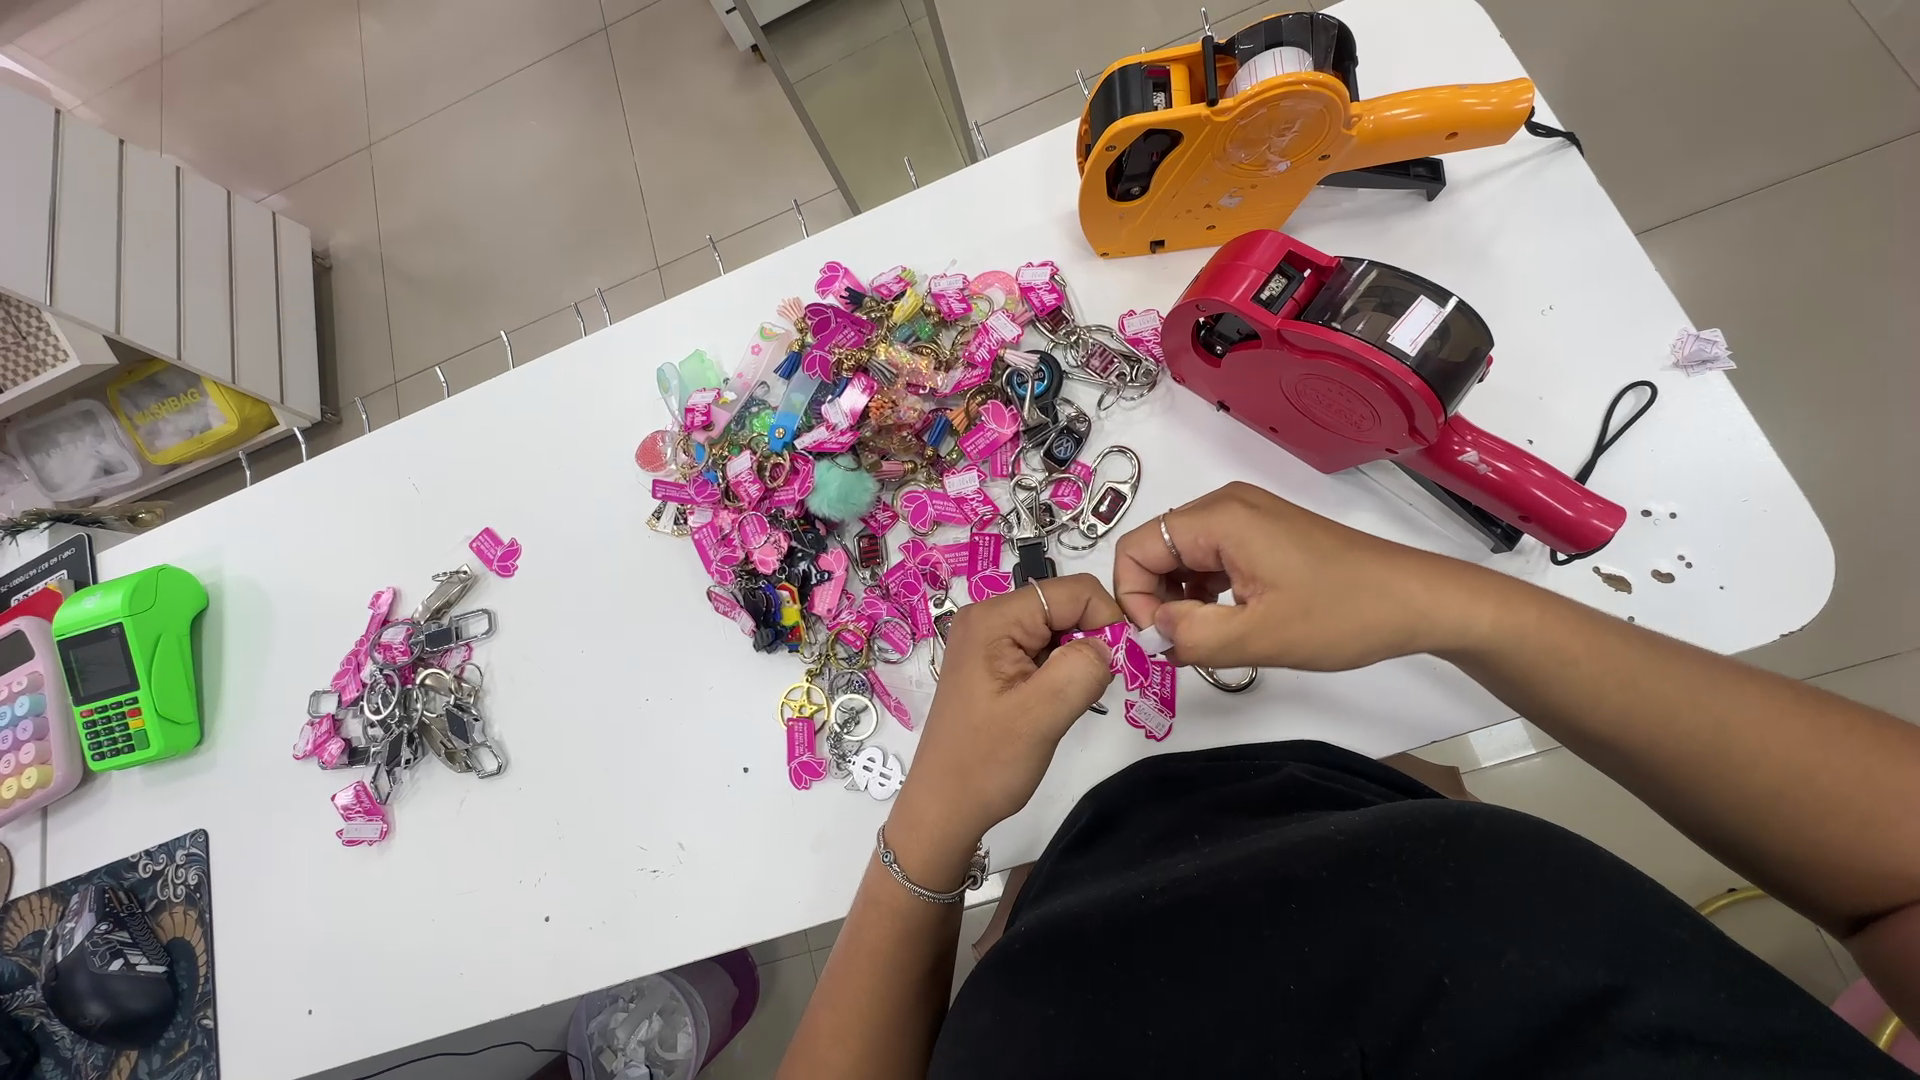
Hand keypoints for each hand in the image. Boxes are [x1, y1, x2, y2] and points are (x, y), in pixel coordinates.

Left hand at [889, 575, 1121, 874]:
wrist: (945, 807)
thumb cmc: (987, 763)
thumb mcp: (1043, 714)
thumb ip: (1083, 668)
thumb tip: (1110, 643)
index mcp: (994, 618)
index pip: (1073, 591)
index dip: (1105, 621)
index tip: (1116, 667)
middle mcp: (987, 618)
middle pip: (1064, 606)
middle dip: (1090, 641)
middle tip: (1088, 690)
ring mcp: (988, 640)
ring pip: (1057, 629)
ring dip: (1075, 660)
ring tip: (1063, 703)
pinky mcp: (992, 662)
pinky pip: (1042, 649)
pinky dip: (1059, 671)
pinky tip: (1050, 704)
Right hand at [1111, 482, 1490, 671]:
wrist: (1418, 600)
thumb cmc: (1343, 615)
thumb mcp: (1260, 638)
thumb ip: (1191, 637)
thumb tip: (1150, 632)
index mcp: (1218, 518)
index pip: (1135, 549)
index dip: (1133, 599)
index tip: (1161, 641)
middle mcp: (1224, 505)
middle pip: (1154, 549)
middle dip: (1156, 601)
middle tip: (1183, 645)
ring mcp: (1245, 516)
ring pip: (1179, 556)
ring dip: (1180, 599)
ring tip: (1210, 636)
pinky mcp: (1261, 531)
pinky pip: (1208, 557)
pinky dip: (1204, 591)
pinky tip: (1228, 619)